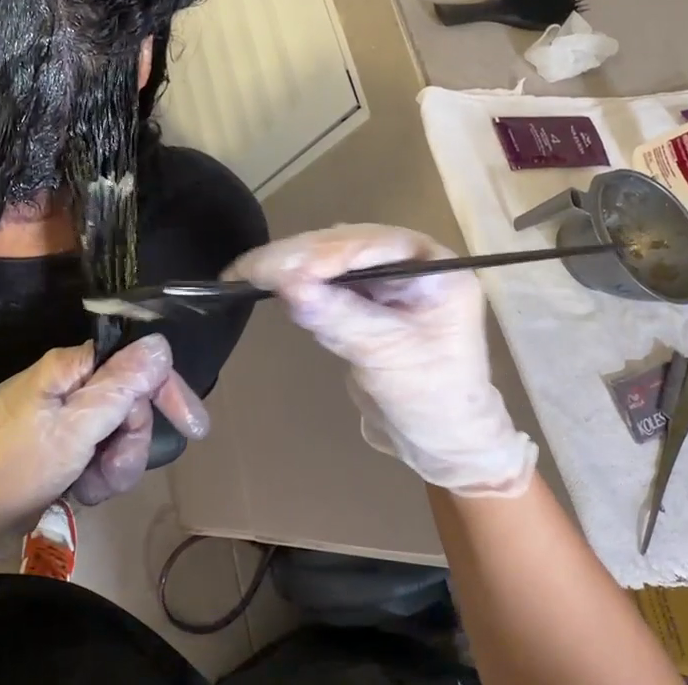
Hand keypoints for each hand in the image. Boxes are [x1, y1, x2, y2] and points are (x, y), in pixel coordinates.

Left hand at [0, 335, 208, 567]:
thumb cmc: (13, 467)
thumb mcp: (73, 430)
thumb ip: (118, 388)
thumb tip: (159, 344)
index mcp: (70, 368)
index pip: (135, 364)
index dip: (167, 393)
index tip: (194, 429)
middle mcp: (69, 385)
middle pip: (129, 406)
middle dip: (127, 445)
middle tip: (105, 472)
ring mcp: (62, 417)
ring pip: (116, 437)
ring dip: (110, 468)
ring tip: (84, 488)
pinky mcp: (57, 446)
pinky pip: (96, 457)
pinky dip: (93, 478)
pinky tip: (75, 493)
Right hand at [225, 224, 535, 496]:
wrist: (440, 442)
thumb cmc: (431, 399)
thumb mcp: (388, 356)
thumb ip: (339, 317)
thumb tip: (287, 287)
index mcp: (433, 267)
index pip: (370, 245)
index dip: (321, 253)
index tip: (276, 268)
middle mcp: (408, 262)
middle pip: (343, 245)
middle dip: (295, 256)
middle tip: (247, 269)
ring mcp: (383, 279)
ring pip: (326, 258)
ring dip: (288, 266)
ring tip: (247, 274)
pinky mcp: (361, 298)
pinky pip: (321, 280)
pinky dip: (294, 284)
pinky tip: (267, 285)